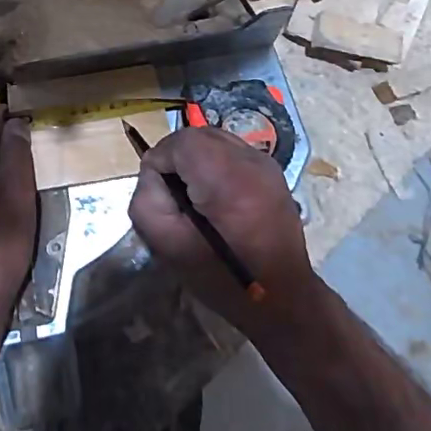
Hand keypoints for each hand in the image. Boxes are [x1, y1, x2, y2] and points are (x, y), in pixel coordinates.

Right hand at [128, 126, 320, 339]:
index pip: (181, 141)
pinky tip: (219, 197)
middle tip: (176, 197)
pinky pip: (231, 150)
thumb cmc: (222, 279)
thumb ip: (148, 200)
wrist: (282, 296)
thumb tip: (154, 171)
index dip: (162, 163)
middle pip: (198, 134)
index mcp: (227, 177)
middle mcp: (250, 158)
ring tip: (197, 197)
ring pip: (214, 138)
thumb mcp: (168, 247)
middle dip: (177, 158)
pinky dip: (216, 163)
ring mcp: (264, 160)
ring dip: (197, 159)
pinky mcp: (271, 168)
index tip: (164, 196)